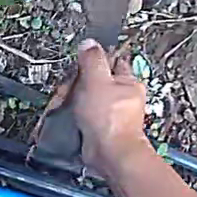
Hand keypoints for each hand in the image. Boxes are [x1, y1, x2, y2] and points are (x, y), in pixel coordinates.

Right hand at [70, 39, 151, 170]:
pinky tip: (70, 115)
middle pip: (95, 79)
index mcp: (128, 81)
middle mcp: (122, 96)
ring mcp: (111, 112)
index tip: (79, 64)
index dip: (93, 60)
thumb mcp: (96, 80)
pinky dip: (74, 113)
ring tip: (67, 103)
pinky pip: (84, 113)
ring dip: (73, 98)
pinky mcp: (100, 126)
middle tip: (70, 87)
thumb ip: (92, 60)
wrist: (109, 152)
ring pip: (87, 97)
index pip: (111, 61)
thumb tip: (89, 44)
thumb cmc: (110, 119)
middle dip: (79, 82)